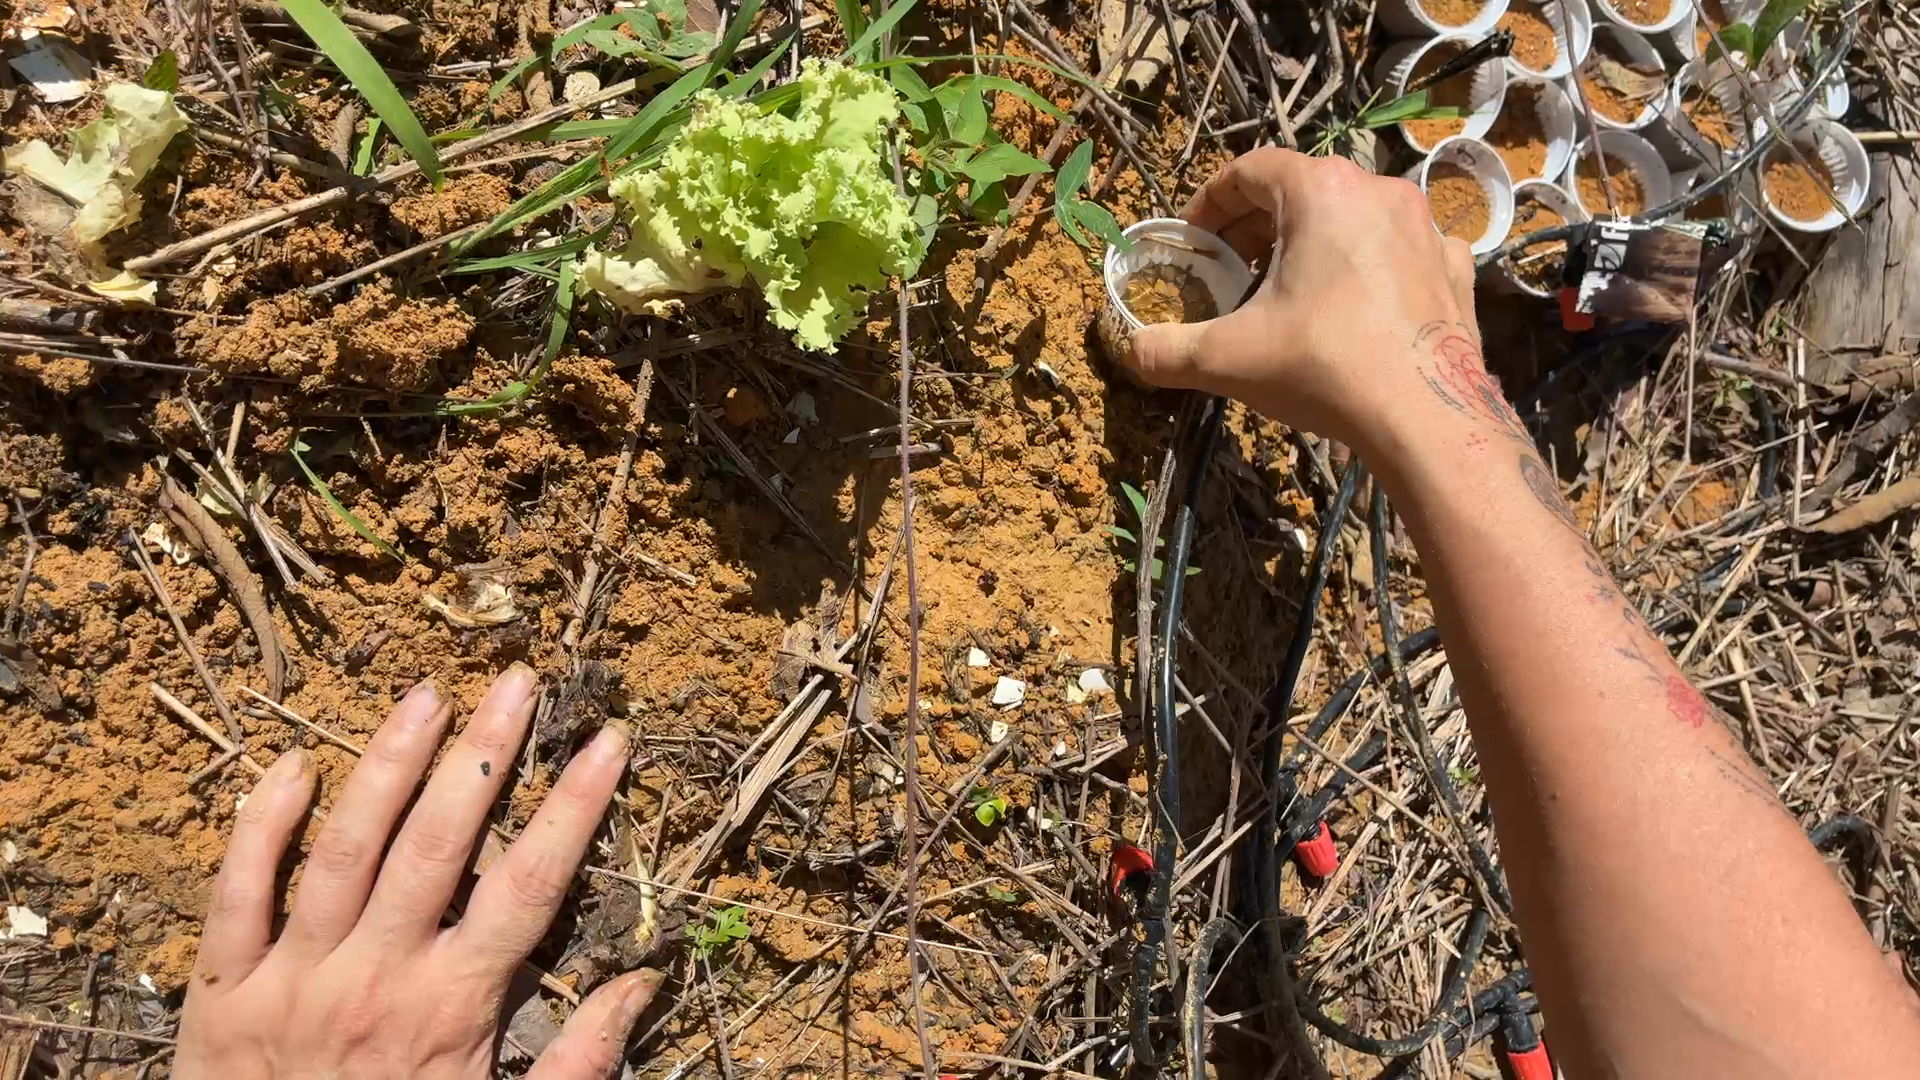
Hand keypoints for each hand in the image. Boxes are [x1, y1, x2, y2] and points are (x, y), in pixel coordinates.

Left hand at [177, 665, 654, 1079]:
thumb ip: (579, 1061)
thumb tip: (644, 984)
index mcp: (452, 1003)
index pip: (532, 880)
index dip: (577, 804)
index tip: (610, 741)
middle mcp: (376, 975)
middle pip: (439, 841)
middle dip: (484, 753)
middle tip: (516, 683)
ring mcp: (291, 979)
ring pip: (344, 850)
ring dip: (389, 764)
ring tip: (428, 696)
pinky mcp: (218, 994)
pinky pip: (232, 898)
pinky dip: (257, 830)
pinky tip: (290, 766)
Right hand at [1123, 148, 1491, 456]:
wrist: (1424, 416)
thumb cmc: (1319, 367)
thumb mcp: (1223, 359)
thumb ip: (1164, 351)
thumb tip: (1129, 351)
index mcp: (1321, 193)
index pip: (1250, 170)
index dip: (1208, 202)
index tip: (1191, 239)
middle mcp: (1379, 191)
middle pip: (1299, 190)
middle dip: (1252, 227)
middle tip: (1225, 269)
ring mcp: (1425, 227)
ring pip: (1348, 218)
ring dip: (1305, 244)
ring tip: (1282, 291)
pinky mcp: (1452, 266)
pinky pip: (1393, 251)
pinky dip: (1359, 268)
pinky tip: (1346, 308)